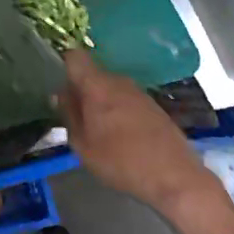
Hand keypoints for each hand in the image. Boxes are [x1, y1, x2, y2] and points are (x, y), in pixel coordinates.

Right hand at [58, 51, 217, 214]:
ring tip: (97, 130)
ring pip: (110, 88)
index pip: (75, 56)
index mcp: (97, 85)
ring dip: (101, 102)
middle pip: (93, 74)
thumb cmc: (121, 161)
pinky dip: (118, 111)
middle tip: (74, 116)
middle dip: (81, 90)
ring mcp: (139, 93)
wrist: (174, 177)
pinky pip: (127, 100)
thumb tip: (60, 93)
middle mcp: (119, 81)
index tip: (58, 86)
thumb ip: (69, 114)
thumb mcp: (83, 144)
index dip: (63, 65)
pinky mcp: (154, 106)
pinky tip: (121, 137)